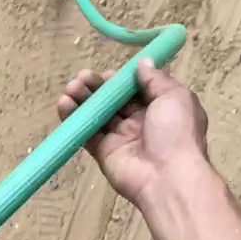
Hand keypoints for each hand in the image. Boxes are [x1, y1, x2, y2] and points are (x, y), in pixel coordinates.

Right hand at [56, 60, 210, 205]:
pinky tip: (64, 104)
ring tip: (71, 88)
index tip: (109, 74)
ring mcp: (120, 137)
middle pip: (114, 100)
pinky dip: (73, 118)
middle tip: (82, 77)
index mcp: (160, 108)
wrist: (168, 177)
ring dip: (83, 99)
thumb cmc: (176, 133)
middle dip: (97, 87)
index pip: (135, 90)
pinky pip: (86, 133)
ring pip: (98, 114)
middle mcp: (140, 122)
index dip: (121, 80)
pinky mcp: (103, 152)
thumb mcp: (175, 97)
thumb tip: (144, 62)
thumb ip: (156, 79)